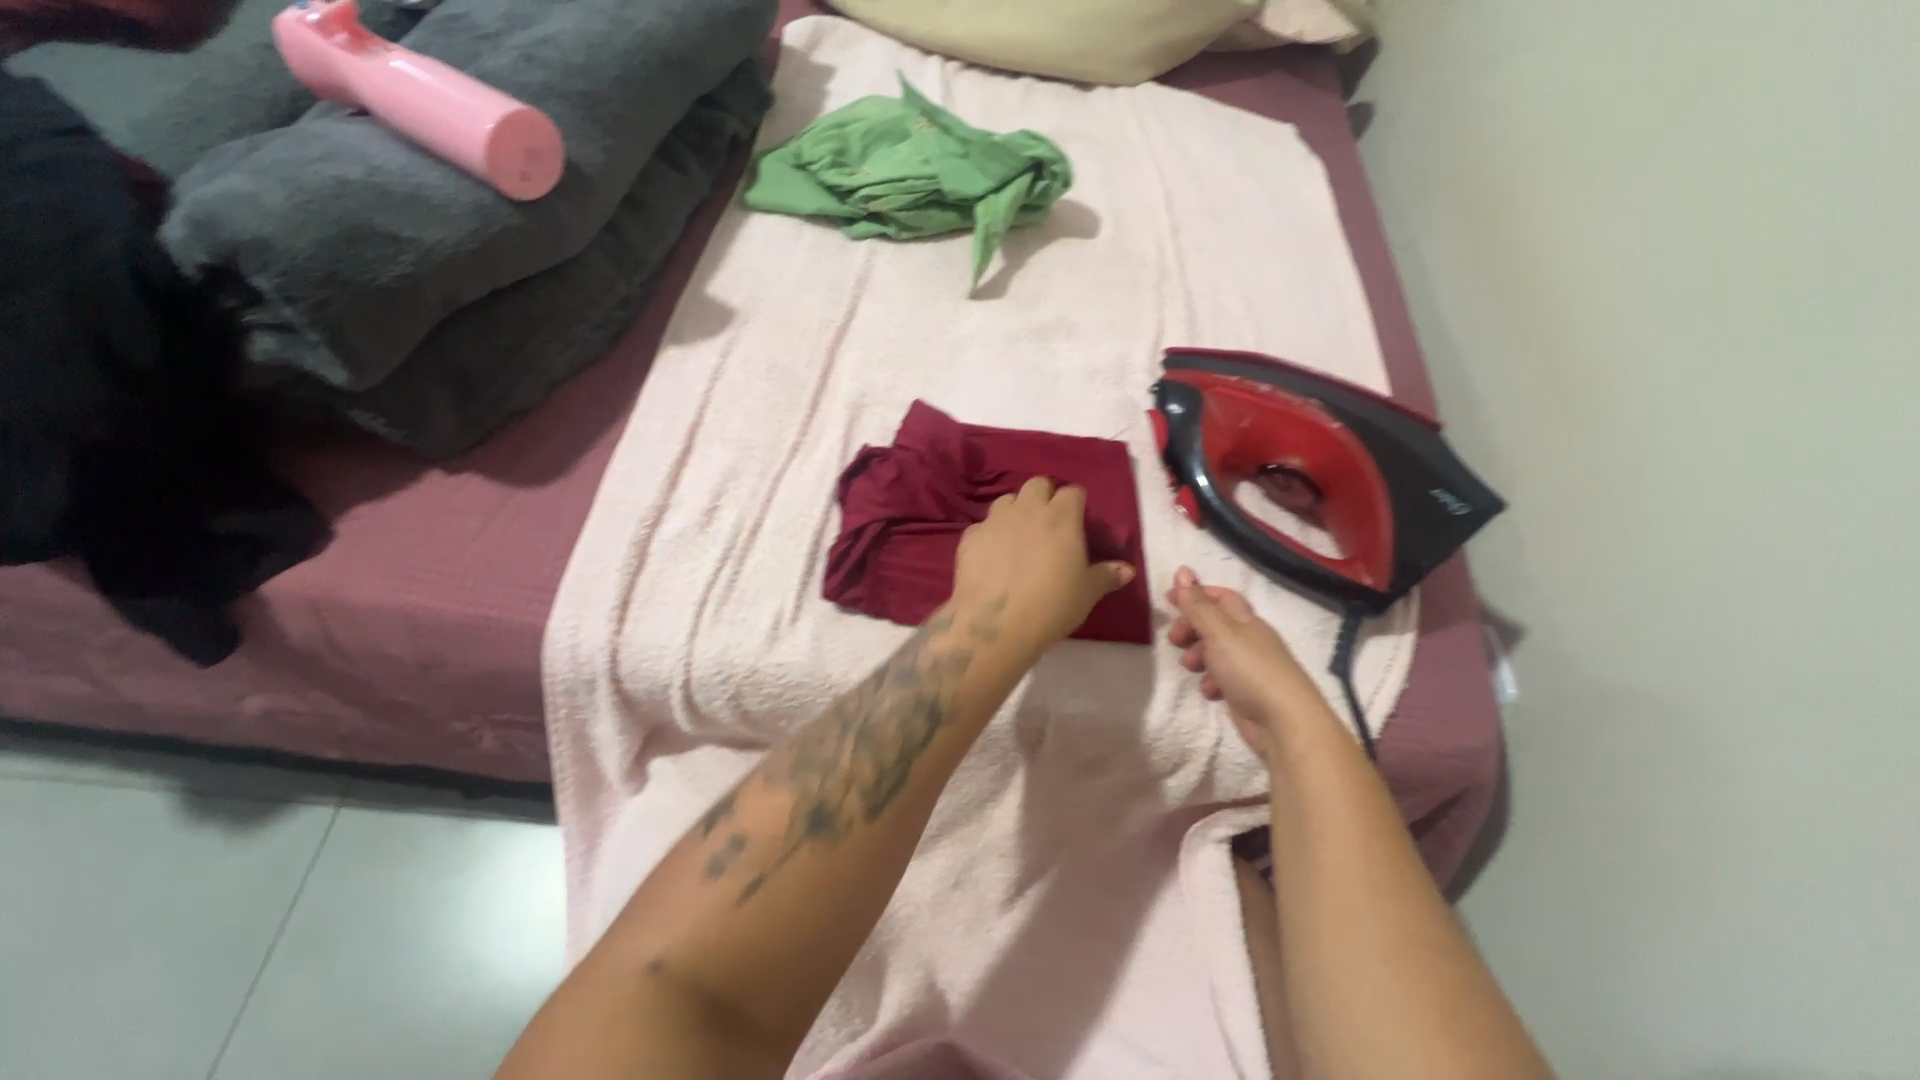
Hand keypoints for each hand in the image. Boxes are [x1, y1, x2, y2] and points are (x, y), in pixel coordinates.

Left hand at [951, 477, 1134, 654]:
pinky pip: (982, 526)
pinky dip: (989, 534)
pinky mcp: (969, 537)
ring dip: (1015, 510)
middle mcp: (1027, 510)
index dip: (1076, 503)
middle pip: (1037, 484)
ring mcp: (995, 521)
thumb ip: (1106, 576)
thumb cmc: (1052, 605)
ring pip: (1006, 500)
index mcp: (1062, 517)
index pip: (1073, 492)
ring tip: (1019, 534)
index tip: (1078, 519)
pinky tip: (992, 555)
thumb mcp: (1087, 593)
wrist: (997, 622)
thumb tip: (1127, 569)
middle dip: (1044, 496)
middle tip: (1049, 522)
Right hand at [1166, 566, 1321, 756]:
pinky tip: (1209, 692)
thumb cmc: (1251, 670)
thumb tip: (1182, 571)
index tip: (1168, 598)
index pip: (1221, 597)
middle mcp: (1250, 640)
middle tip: (1174, 639)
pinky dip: (1211, 682)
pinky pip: (1222, 679)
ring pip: (1216, 652)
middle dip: (1191, 628)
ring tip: (1190, 666)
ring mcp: (1250, 667)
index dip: (1196, 594)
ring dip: (1198, 655)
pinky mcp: (1246, 692)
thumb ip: (1197, 605)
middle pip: (1215, 624)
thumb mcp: (1219, 632)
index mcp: (1247, 620)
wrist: (1284, 723)